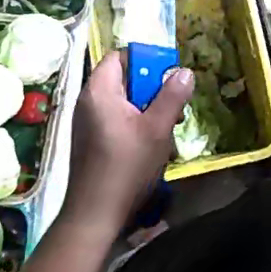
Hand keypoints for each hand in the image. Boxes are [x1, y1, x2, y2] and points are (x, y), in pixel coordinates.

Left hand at [61, 51, 193, 234]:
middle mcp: (87, 101)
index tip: (168, 76)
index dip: (145, 60)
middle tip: (173, 107)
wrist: (95, 214)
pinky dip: (134, 125)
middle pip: (122, 79)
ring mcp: (86, 123)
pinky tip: (151, 146)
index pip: (119, 57)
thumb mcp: (157, 129)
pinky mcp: (90, 141)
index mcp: (98, 91)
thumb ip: (172, 97)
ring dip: (146, 111)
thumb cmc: (126, 166)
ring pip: (122, 102)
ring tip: (166, 129)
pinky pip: (115, 120)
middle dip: (151, 89)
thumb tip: (184, 71)